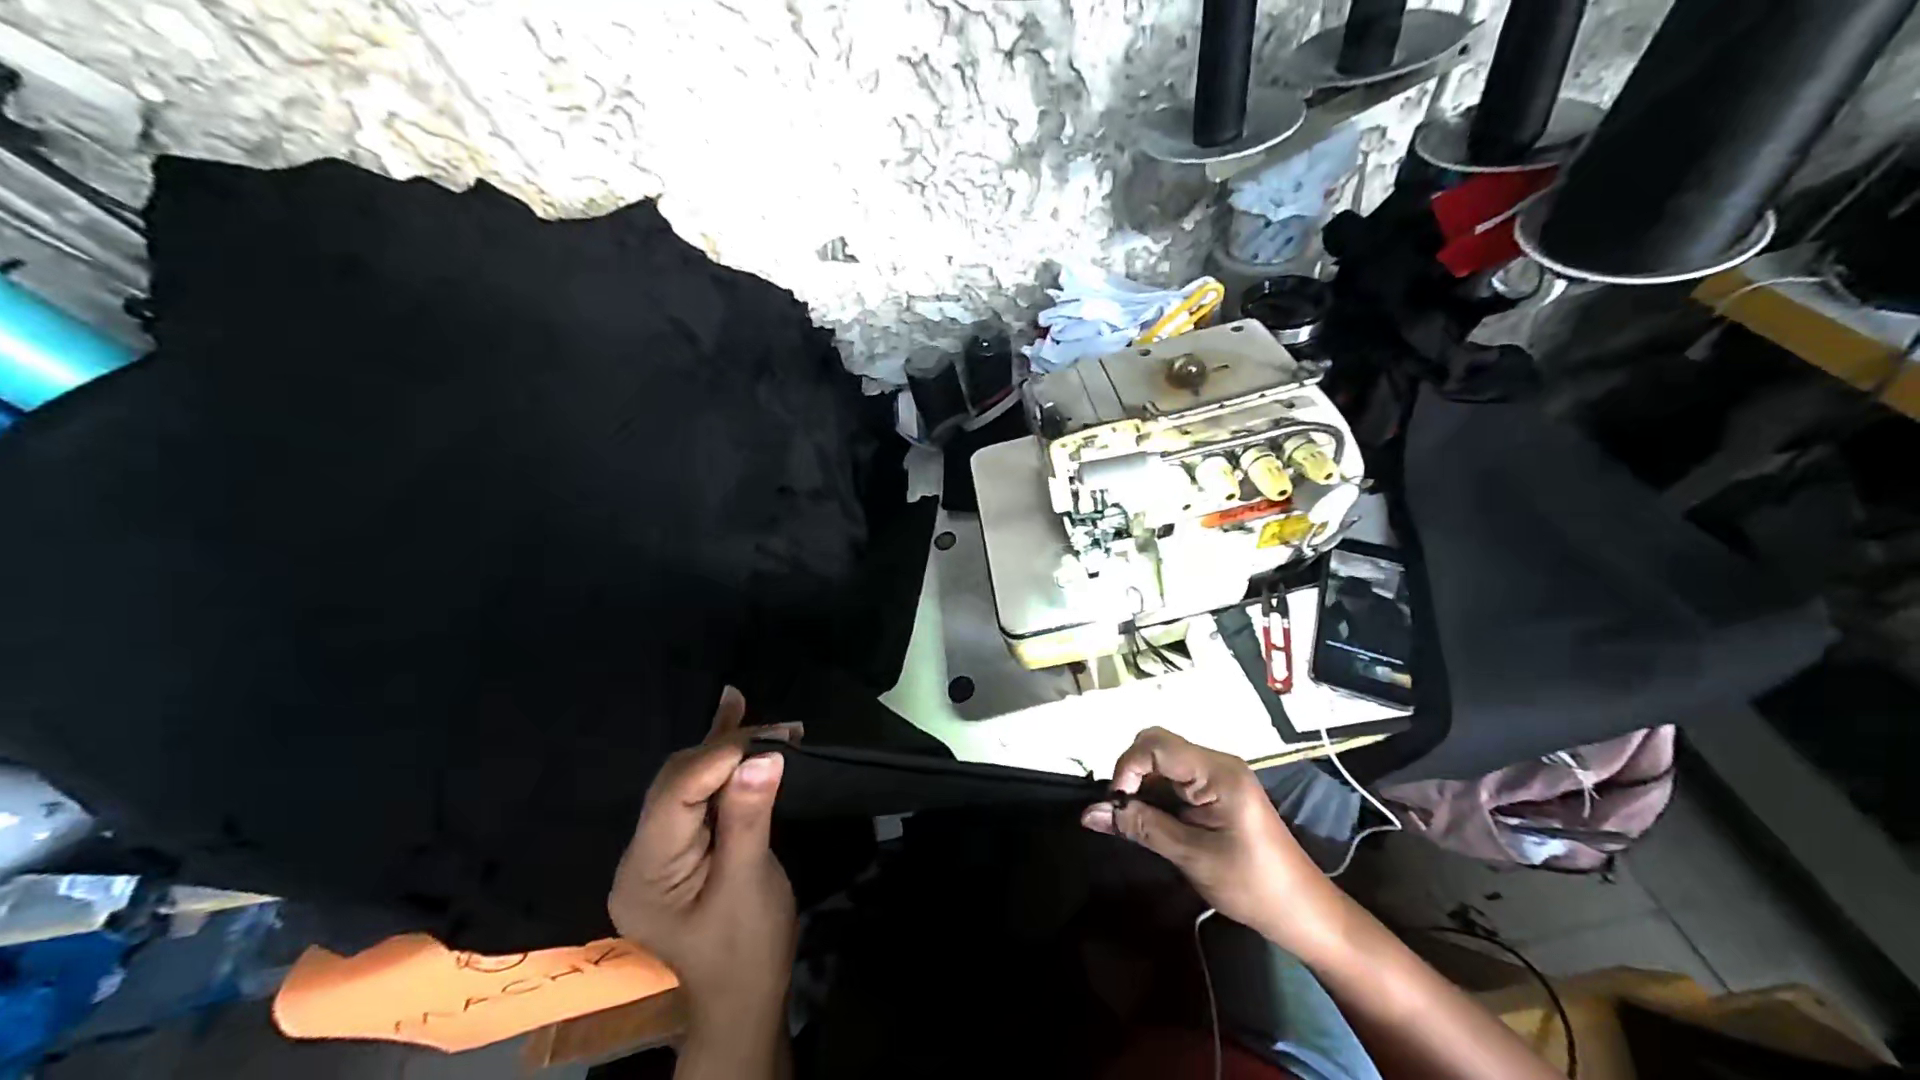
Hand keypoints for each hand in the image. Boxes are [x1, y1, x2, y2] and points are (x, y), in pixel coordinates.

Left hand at [608, 687, 799, 1034]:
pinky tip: (731, 716)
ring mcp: (657, 848)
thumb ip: (749, 818)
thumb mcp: (749, 885)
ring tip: (756, 712)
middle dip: (727, 750)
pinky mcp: (680, 843)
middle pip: (678, 783)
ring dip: (726, 748)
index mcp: (645, 874)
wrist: (746, 995)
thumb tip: (764, 755)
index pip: (675, 797)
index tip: (771, 736)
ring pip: (688, 781)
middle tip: (781, 730)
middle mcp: (640, 855)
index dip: (718, 759)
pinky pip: (696, 792)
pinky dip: (718, 759)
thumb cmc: (747, 949)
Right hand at [1080, 727, 1343, 958]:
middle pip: (1156, 746)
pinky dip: (1155, 795)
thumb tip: (1090, 813)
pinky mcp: (1216, 790)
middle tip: (1123, 811)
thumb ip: (1141, 827)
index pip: (1155, 745)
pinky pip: (1174, 779)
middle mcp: (1216, 764)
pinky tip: (1152, 822)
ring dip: (1141, 787)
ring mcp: (1217, 776)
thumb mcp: (1191, 856)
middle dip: (1130, 773)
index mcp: (1217, 773)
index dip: (1126, 767)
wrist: (1303, 911)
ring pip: (1161, 762)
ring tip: (1134, 822)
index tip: (1116, 805)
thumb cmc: (1252, 885)